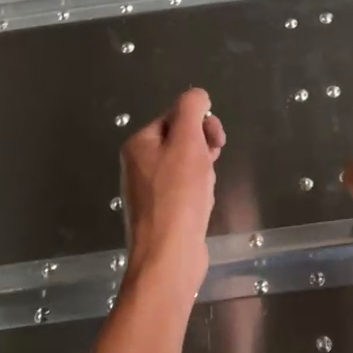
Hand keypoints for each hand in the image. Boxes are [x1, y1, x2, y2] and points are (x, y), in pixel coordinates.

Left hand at [119, 88, 225, 295]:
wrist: (169, 256)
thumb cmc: (179, 196)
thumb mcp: (188, 142)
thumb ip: (192, 110)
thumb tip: (197, 95)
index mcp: (138, 144)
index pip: (176, 116)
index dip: (200, 124)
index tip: (215, 141)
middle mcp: (137, 165)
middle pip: (180, 139)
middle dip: (203, 147)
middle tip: (213, 161)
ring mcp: (146, 191)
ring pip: (185, 165)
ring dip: (203, 170)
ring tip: (206, 188)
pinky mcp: (159, 213)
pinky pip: (183, 189)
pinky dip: (198, 191)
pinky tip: (202, 205)